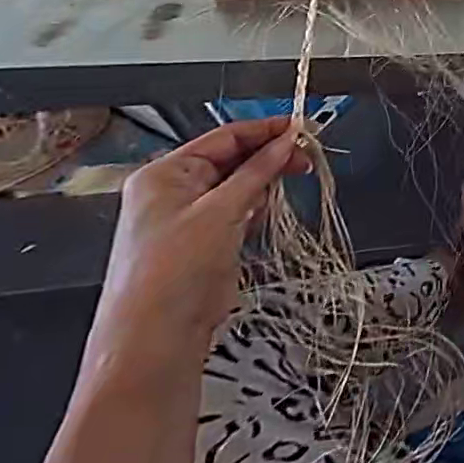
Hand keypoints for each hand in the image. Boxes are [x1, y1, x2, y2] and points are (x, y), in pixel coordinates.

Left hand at [86, 117, 309, 377]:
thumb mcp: (222, 209)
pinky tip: (265, 216)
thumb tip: (288, 139)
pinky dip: (257, 207)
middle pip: (234, 158)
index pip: (225, 137)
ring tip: (281, 193)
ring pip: (240, 183)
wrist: (157, 335)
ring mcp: (190, 215)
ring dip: (264, 184)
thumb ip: (259, 170)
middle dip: (269, 158)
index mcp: (164, 174)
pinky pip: (240, 208)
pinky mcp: (207, 237)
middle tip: (305, 159)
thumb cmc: (176, 268)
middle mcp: (174, 190)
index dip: (266, 130)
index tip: (303, 127)